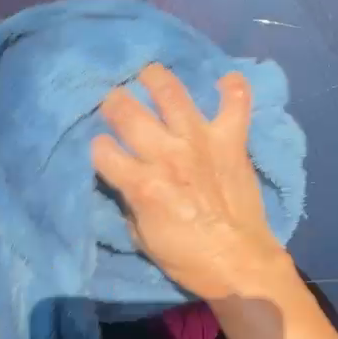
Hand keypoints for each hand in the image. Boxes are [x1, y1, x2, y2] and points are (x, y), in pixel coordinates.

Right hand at [92, 64, 290, 301]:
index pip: (103, 152)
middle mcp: (167, 154)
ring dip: (156, 78)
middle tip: (115, 104)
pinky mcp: (231, 139)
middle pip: (127, 112)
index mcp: (142, 185)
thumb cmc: (187, 259)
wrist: (238, 262)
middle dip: (114, 104)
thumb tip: (127, 185)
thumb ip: (132, 205)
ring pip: (171, 92)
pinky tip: (224, 84)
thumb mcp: (144, 240)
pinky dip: (231, 88)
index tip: (103, 152)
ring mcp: (200, 141)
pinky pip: (235, 100)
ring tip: (150, 76)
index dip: (99, 150)